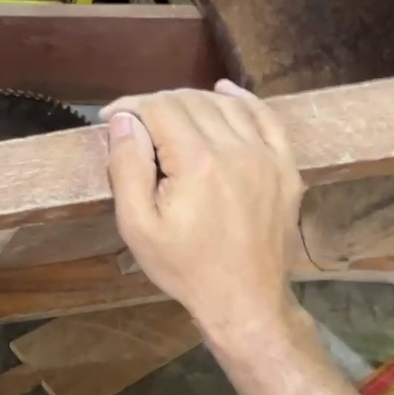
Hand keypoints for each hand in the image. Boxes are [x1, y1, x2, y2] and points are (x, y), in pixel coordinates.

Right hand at [103, 80, 306, 354]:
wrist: (244, 301)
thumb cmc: (183, 266)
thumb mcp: (137, 225)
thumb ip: (126, 167)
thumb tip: (122, 121)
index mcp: (196, 163)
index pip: (158, 108)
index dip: (128, 106)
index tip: (109, 117)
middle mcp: (235, 150)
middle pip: (189, 101)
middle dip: (154, 103)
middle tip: (132, 123)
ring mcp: (266, 157)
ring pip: (224, 104)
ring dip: (190, 100)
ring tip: (166, 115)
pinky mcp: (285, 168)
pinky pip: (266, 117)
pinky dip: (242, 99)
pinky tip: (224, 92)